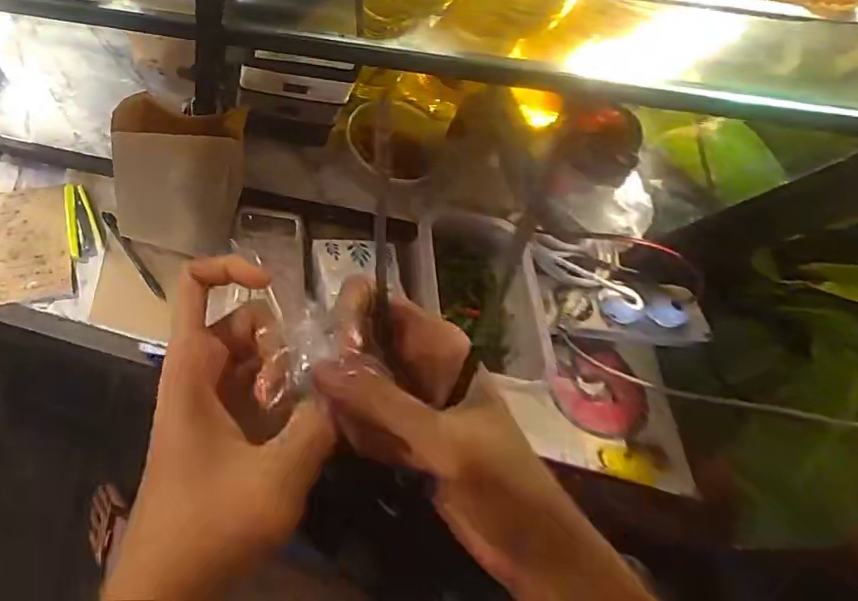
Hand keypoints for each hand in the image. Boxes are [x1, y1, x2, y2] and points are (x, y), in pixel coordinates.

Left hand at [103, 256, 336, 600]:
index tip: (275, 284)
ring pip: (251, 359)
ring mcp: (207, 398)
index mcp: (191, 362)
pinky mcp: (219, 426)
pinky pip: (253, 391)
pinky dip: (281, 399)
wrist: (168, 579)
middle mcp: (196, 369)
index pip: (194, 283)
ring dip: (285, 375)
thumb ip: (315, 429)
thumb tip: (342, 386)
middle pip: (240, 324)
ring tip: (315, 410)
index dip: (230, 267)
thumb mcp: (274, 478)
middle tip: (313, 380)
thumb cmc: (210, 521)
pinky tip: (312, 428)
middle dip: (279, 341)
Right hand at [318, 278, 651, 600]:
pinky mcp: (397, 430)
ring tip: (358, 435)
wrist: (536, 556)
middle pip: (360, 338)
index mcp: (439, 347)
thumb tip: (321, 367)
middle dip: (340, 364)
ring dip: (344, 403)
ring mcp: (406, 397)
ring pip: (354, 378)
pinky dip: (352, 428)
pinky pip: (359, 413)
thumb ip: (383, 402)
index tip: (339, 349)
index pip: (381, 301)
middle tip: (328, 397)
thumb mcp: (444, 441)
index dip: (354, 313)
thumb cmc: (503, 486)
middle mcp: (418, 362)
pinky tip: (366, 452)